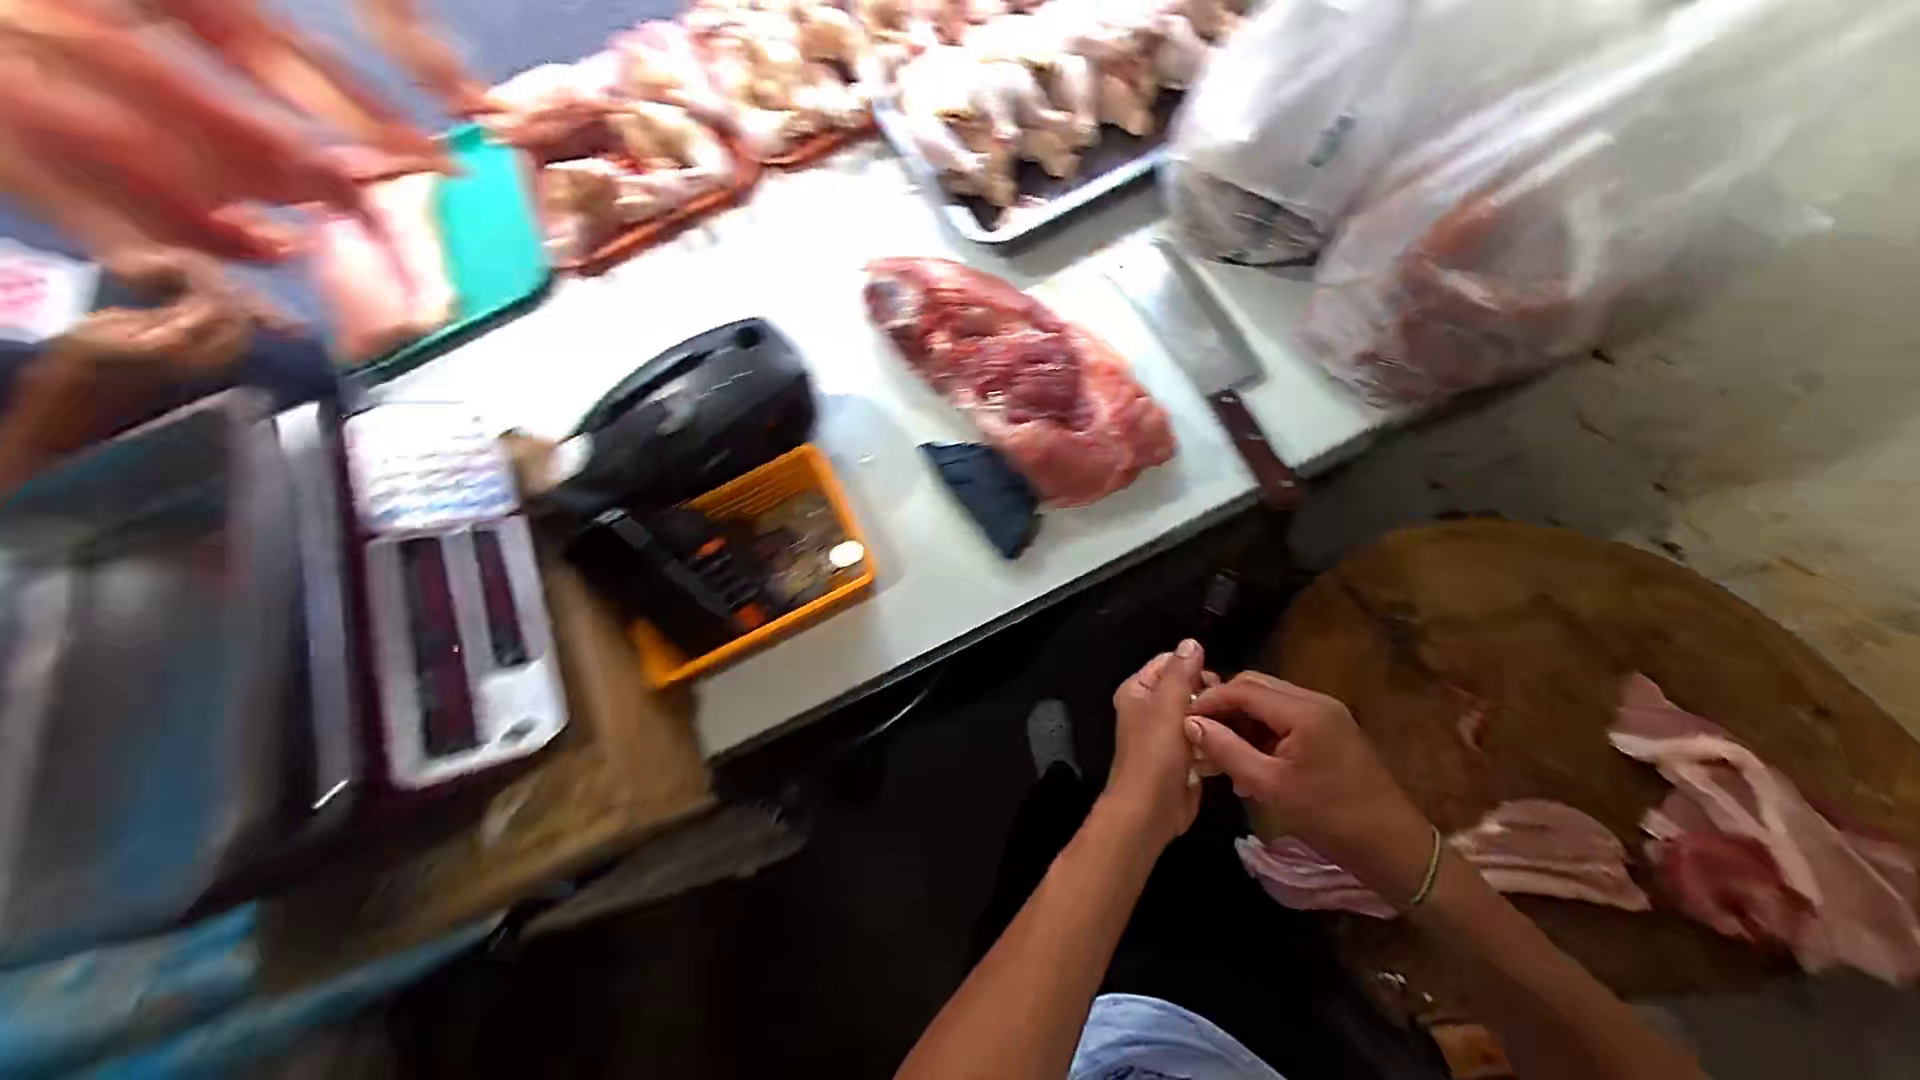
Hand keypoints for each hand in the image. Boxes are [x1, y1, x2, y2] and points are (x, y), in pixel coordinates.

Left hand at [1104, 640, 1216, 848]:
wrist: (1151, 809)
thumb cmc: (1155, 752)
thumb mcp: (1168, 704)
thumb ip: (1180, 672)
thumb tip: (1191, 643)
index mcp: (1137, 690)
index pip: (1169, 663)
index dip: (1193, 668)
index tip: (1215, 681)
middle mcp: (1149, 709)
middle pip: (1188, 689)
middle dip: (1209, 696)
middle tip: (1224, 709)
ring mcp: (1166, 734)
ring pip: (1200, 715)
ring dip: (1216, 721)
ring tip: (1232, 729)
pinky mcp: (1183, 758)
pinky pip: (1204, 741)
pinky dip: (1215, 744)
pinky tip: (1229, 749)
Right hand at [1185, 673, 1435, 903]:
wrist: (1394, 848)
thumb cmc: (1330, 817)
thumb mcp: (1270, 786)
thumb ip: (1227, 750)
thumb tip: (1190, 723)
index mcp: (1303, 711)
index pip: (1242, 689)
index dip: (1208, 700)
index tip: (1181, 719)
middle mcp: (1315, 701)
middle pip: (1254, 687)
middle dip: (1223, 706)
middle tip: (1196, 731)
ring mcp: (1325, 714)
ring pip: (1267, 702)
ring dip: (1240, 719)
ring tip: (1217, 748)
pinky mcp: (1329, 730)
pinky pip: (1284, 718)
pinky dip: (1260, 732)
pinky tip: (1246, 759)